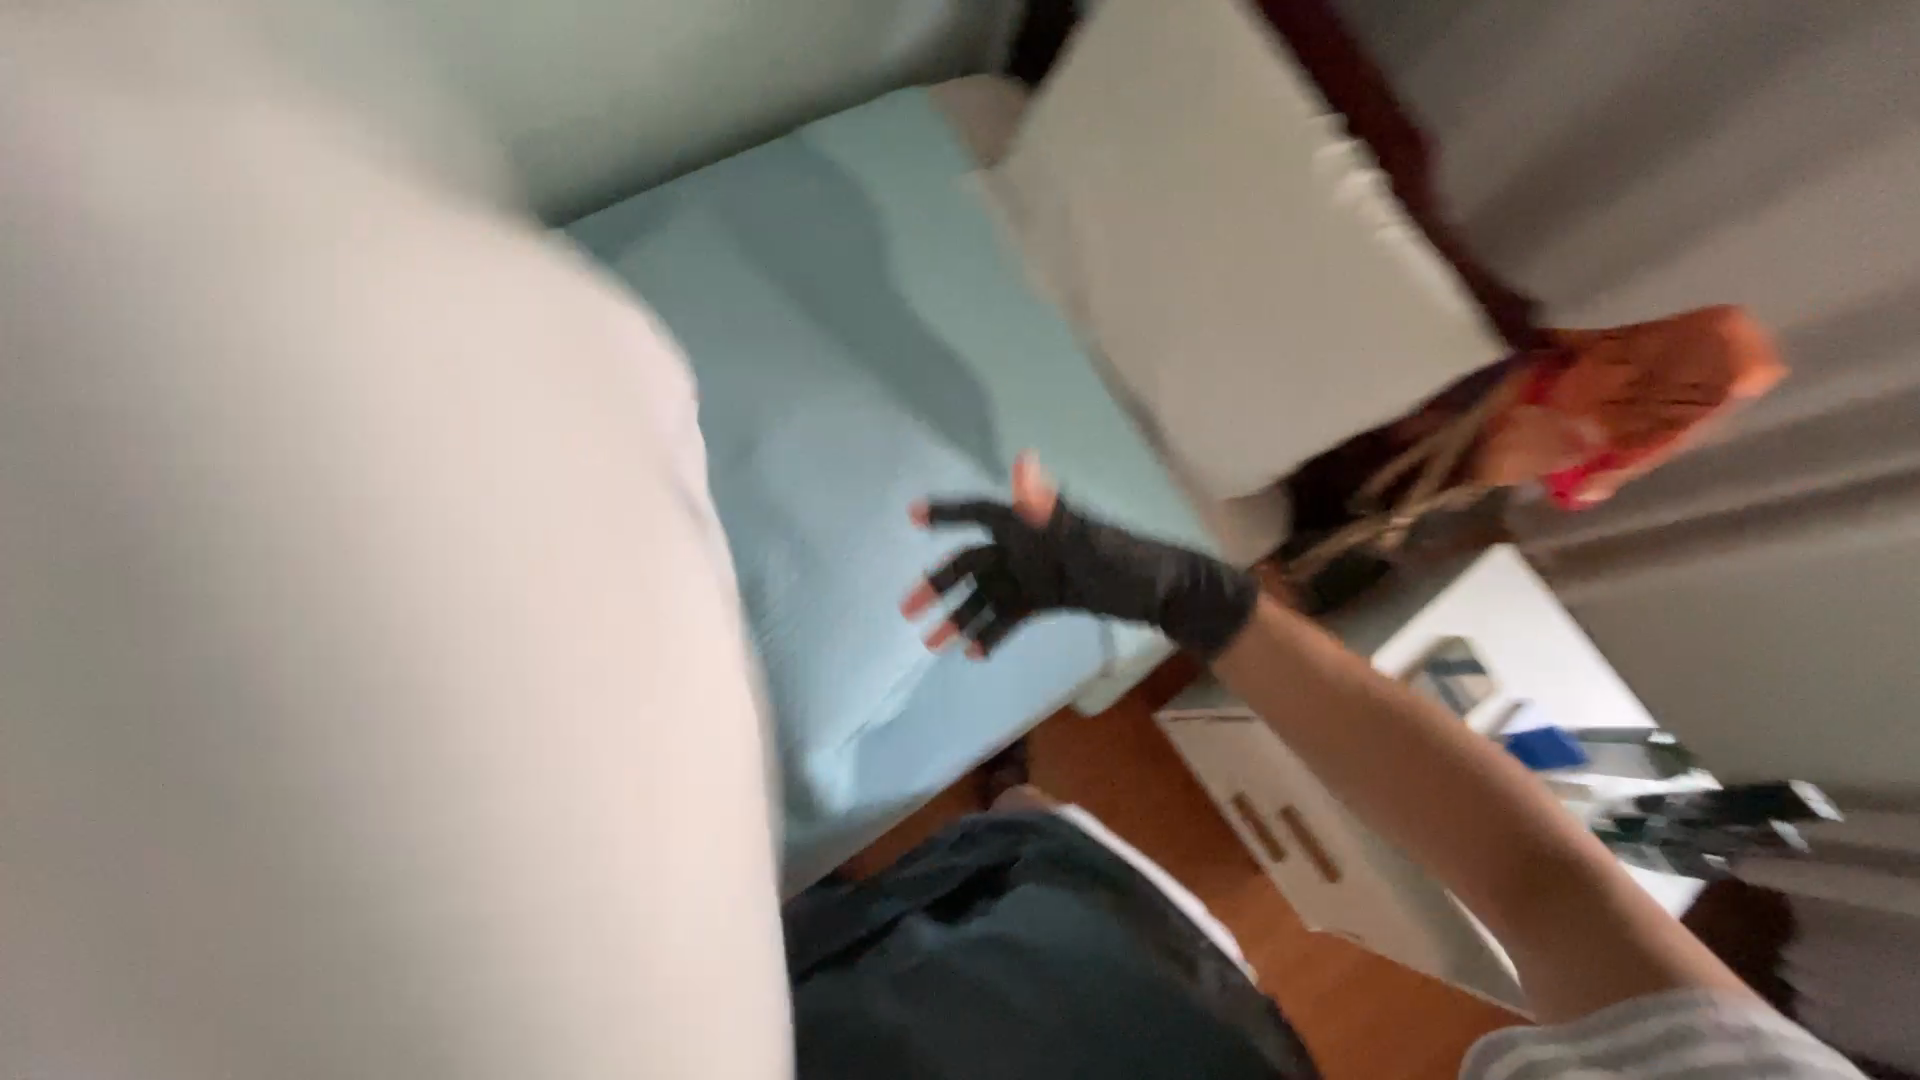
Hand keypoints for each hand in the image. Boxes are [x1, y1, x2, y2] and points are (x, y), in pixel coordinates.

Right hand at [900, 452, 1258, 659]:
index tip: (912, 516)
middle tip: (908, 608)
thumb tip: (1025, 463)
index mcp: (1031, 525)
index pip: (980, 512)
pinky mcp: (1050, 599)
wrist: (1164, 591)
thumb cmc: (1126, 561)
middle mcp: (1027, 547)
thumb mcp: (1086, 537)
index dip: (947, 513)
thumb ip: (1048, 509)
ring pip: (987, 595)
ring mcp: (1037, 575)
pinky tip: (975, 654)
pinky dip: (993, 632)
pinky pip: (1012, 616)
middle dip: (939, 583)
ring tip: (931, 644)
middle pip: (973, 562)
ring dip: (960, 617)